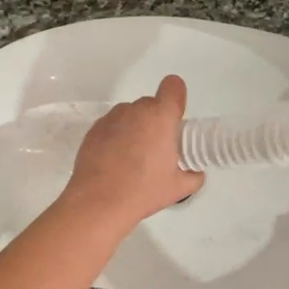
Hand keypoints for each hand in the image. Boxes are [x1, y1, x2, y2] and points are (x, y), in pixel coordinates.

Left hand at [58, 75, 204, 228]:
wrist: (99, 202)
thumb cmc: (143, 191)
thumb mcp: (179, 188)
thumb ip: (194, 175)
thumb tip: (194, 172)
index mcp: (160, 117)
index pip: (174, 86)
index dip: (177, 100)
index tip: (175, 122)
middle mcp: (135, 110)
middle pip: (151, 104)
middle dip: (156, 122)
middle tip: (156, 151)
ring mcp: (112, 118)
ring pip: (130, 115)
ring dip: (136, 129)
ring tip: (132, 159)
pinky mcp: (94, 130)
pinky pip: (112, 126)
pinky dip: (117, 137)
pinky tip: (114, 162)